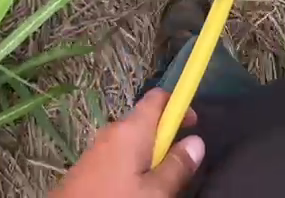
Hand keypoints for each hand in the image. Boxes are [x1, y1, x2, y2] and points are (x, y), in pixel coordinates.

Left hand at [51, 90, 204, 196]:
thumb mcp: (154, 194)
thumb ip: (176, 167)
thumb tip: (197, 141)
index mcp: (131, 129)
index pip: (158, 97)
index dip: (179, 105)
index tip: (193, 126)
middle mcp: (113, 130)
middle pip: (146, 121)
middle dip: (164, 138)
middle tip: (178, 167)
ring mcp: (97, 148)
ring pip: (131, 143)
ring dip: (148, 156)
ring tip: (156, 186)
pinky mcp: (87, 167)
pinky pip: (117, 157)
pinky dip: (130, 167)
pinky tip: (132, 191)